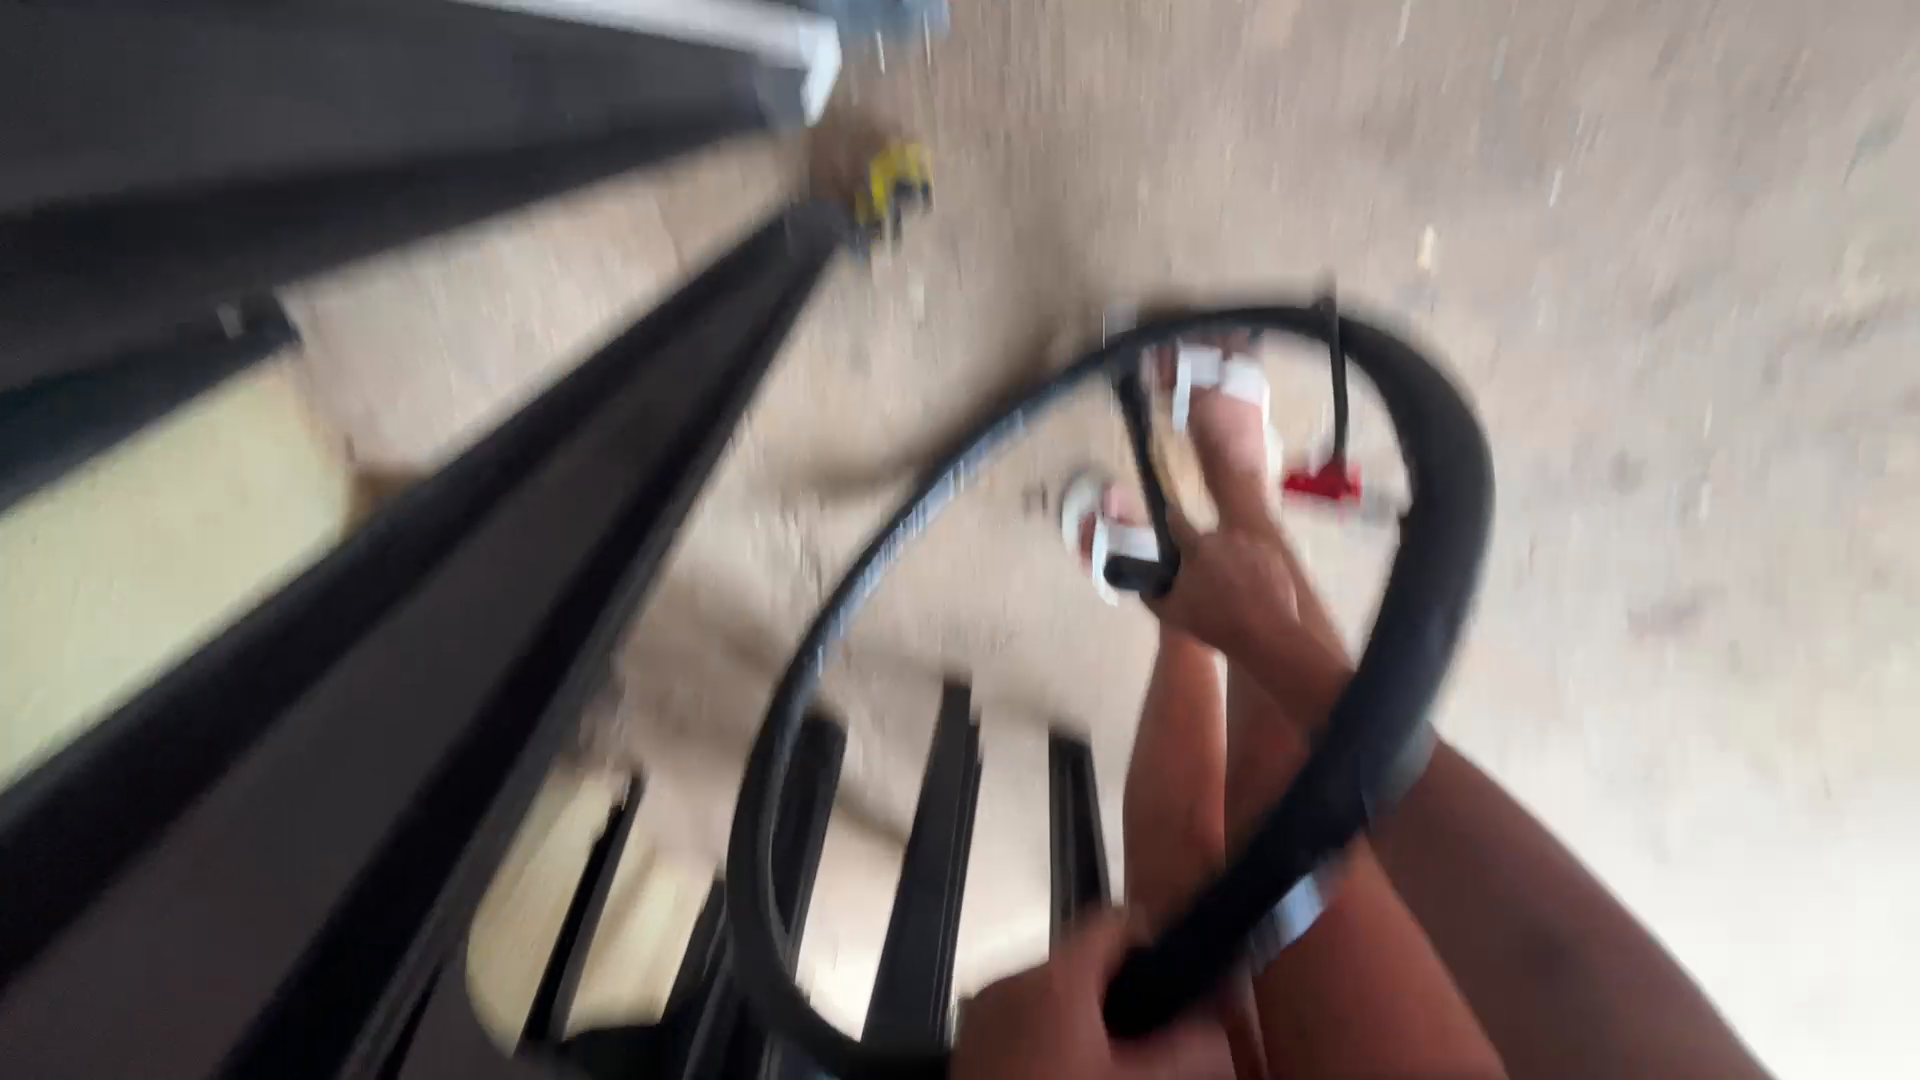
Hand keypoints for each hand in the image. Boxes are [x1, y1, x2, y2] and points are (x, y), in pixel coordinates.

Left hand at [952, 910, 1232, 1079]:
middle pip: (1083, 960)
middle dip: (1120, 990)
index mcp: (1057, 976)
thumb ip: (1183, 1053)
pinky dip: (1049, 1031)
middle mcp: (1015, 975)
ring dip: (1084, 1015)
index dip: (1152, 934)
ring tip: (1105, 1061)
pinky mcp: (972, 1033)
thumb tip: (1220, 1034)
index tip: (1178, 963)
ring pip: (1053, 990)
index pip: (1114, 920)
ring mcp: (987, 1004)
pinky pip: (1021, 1013)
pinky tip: (1064, 1069)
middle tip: (1150, 1033)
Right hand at [1145, 512, 1351, 720]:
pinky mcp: (1273, 556)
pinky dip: (1252, 568)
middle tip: (1206, 581)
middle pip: (1207, 540)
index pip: (1177, 522)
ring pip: (1233, 548)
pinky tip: (1252, 592)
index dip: (1171, 520)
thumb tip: (1145, 587)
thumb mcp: (1170, 615)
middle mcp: (1224, 538)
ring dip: (1229, 561)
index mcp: (1196, 547)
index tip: (1169, 518)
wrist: (1264, 636)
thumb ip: (1152, 596)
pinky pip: (1255, 557)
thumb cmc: (1213, 624)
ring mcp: (1252, 545)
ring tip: (1232, 591)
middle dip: (1204, 555)